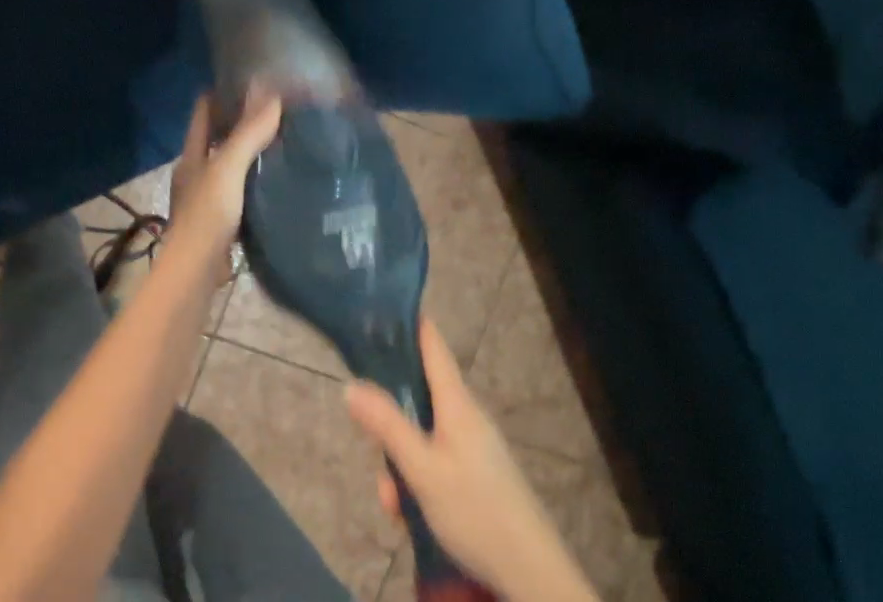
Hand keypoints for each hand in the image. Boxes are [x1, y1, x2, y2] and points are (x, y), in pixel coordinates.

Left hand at [165, 91, 282, 277]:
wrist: (197, 271)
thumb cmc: (207, 214)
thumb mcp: (228, 168)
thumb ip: (247, 133)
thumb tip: (269, 92)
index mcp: (191, 157)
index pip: (201, 114)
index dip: (219, 95)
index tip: (246, 81)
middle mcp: (194, 175)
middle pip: (214, 141)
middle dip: (237, 125)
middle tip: (273, 111)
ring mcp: (205, 202)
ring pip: (227, 169)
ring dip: (247, 157)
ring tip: (281, 143)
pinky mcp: (219, 225)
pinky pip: (239, 196)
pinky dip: (254, 186)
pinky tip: (277, 185)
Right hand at [346, 321, 588, 595]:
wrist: (531, 575)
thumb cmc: (476, 511)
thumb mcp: (422, 469)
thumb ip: (386, 426)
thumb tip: (351, 385)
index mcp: (458, 406)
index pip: (433, 348)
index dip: (411, 325)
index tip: (381, 309)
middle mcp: (466, 419)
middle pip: (416, 398)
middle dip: (388, 426)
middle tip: (376, 458)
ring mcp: (473, 449)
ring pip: (420, 439)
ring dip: (400, 467)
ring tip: (396, 505)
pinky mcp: (475, 476)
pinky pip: (433, 464)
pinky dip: (417, 484)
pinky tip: (412, 517)